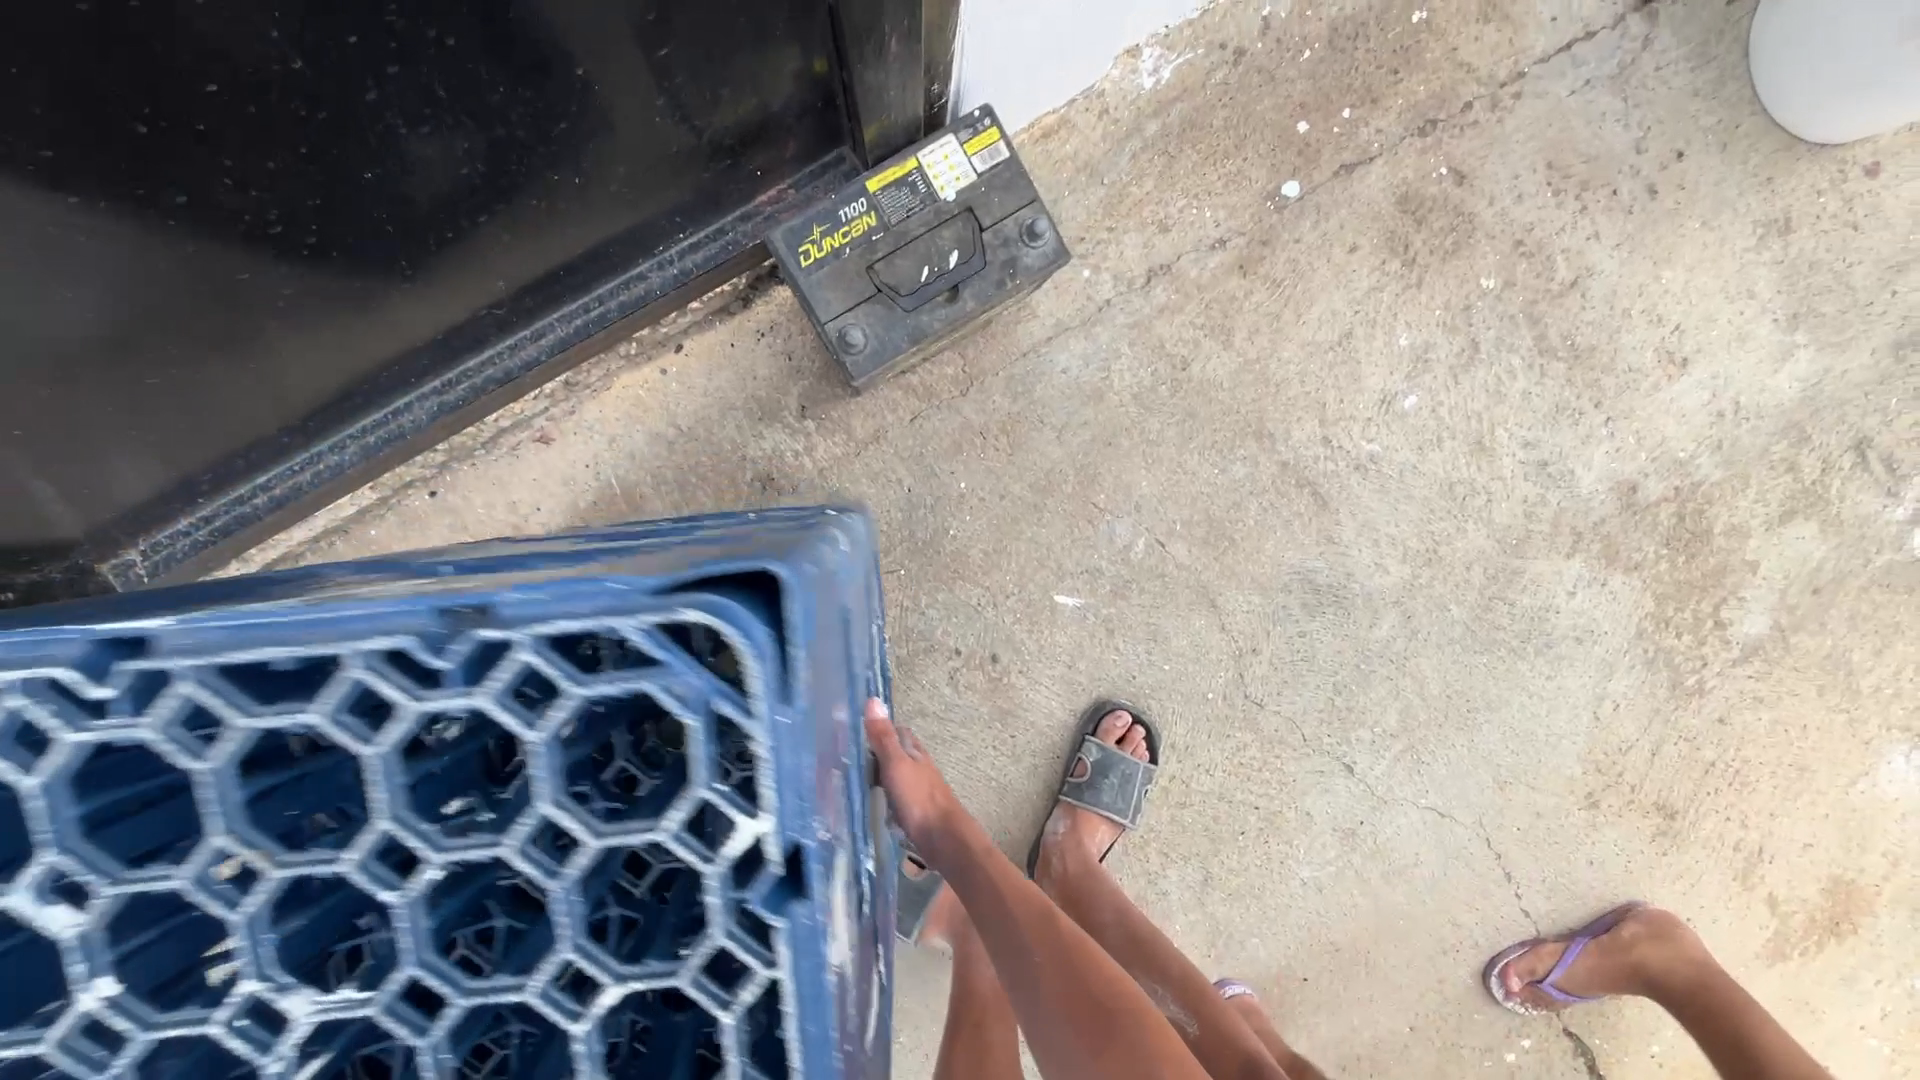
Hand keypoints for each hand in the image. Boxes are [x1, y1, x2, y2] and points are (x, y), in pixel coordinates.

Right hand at [863, 698, 970, 861]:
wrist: (943, 838)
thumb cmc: (919, 798)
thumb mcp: (896, 764)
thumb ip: (883, 737)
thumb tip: (873, 699)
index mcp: (915, 752)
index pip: (898, 731)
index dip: (881, 728)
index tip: (856, 730)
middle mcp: (919, 766)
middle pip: (898, 753)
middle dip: (878, 753)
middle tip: (850, 757)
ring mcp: (919, 789)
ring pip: (897, 775)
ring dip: (881, 775)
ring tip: (855, 780)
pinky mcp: (916, 810)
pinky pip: (896, 797)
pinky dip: (884, 796)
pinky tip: (873, 804)